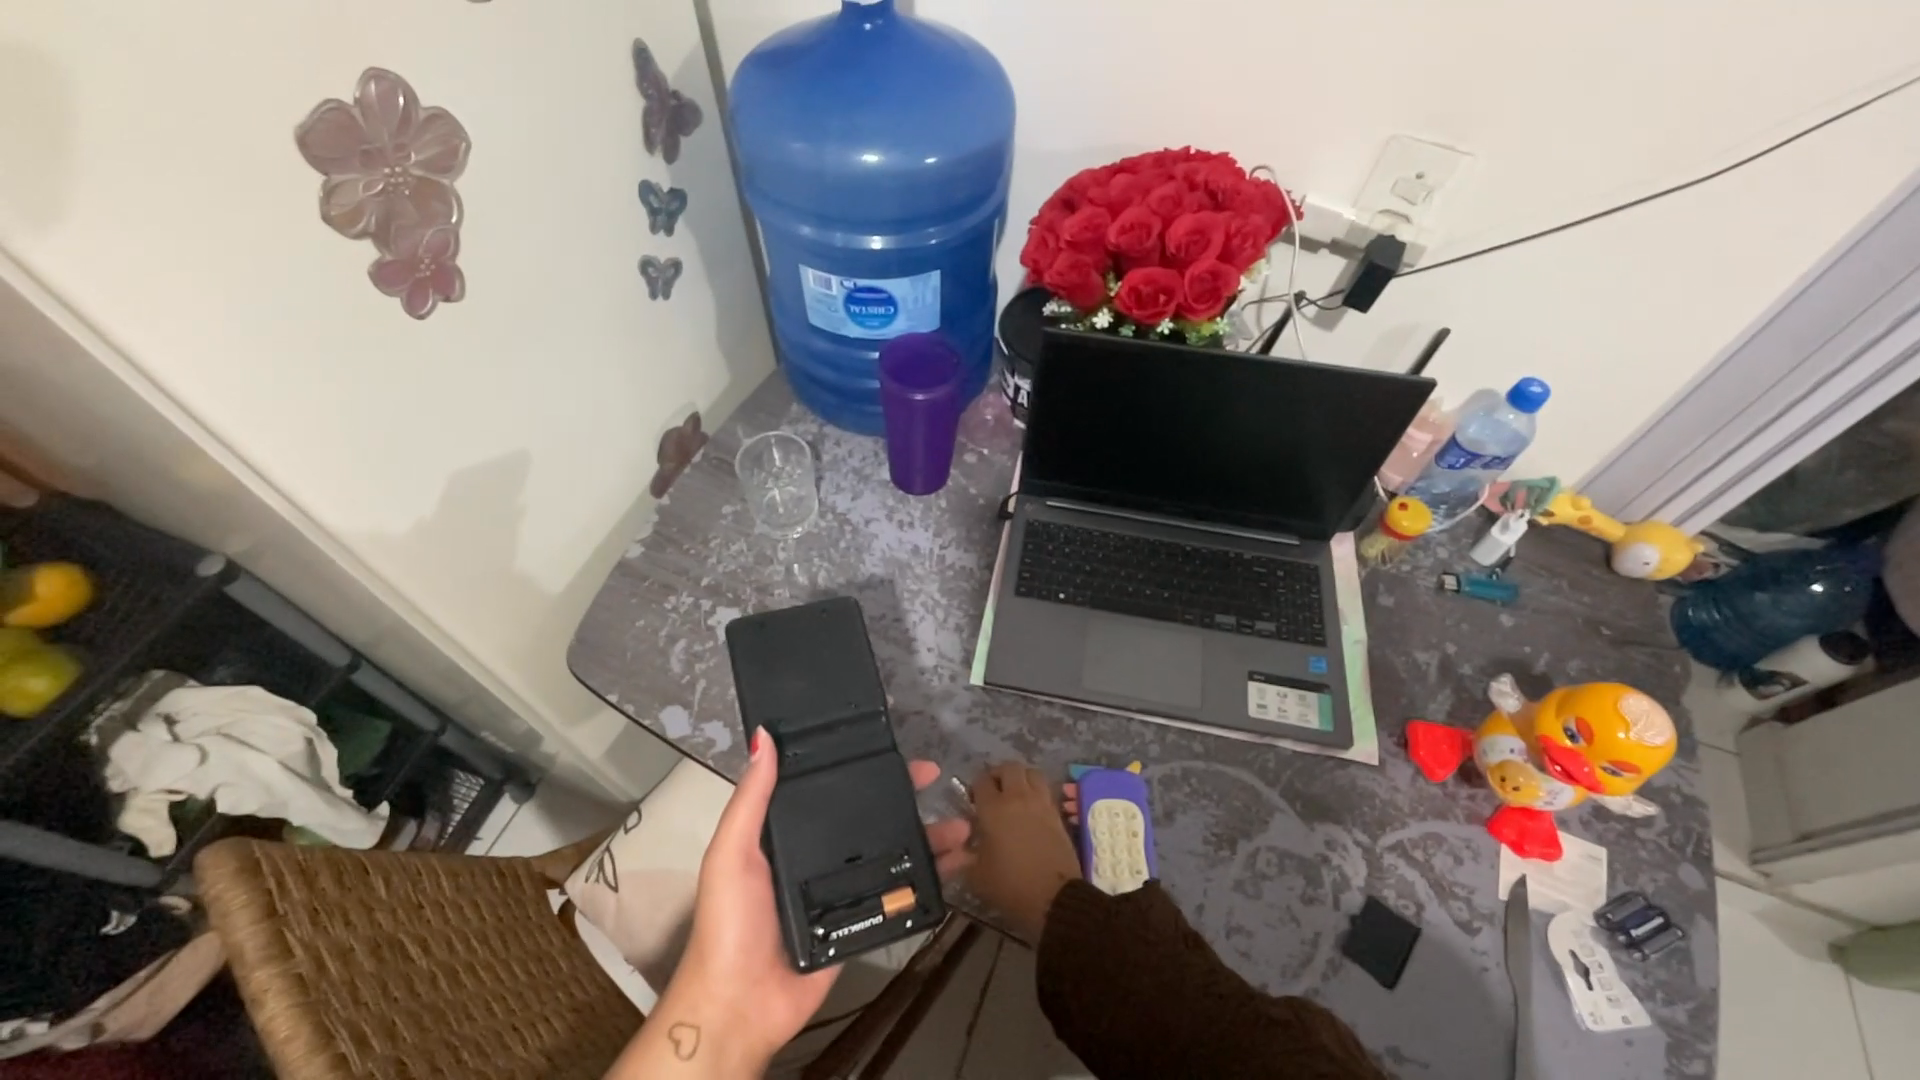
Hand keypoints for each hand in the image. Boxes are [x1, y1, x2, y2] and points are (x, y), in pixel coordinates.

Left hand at [610, 733, 971, 1076]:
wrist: (745, 1004)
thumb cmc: (732, 923)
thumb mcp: (733, 853)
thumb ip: (751, 798)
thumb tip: (764, 737)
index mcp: (786, 835)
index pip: (828, 791)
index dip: (859, 768)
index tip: (889, 750)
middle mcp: (818, 855)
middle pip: (869, 819)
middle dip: (905, 799)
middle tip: (936, 780)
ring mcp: (843, 888)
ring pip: (892, 853)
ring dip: (927, 838)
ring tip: (960, 827)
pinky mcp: (862, 919)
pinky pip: (899, 893)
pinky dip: (929, 879)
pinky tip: (954, 866)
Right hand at [968, 763, 1082, 943]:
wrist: (1055, 899)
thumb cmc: (1010, 886)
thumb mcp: (976, 875)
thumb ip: (965, 853)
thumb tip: (961, 843)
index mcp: (994, 808)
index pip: (981, 781)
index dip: (974, 787)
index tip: (972, 801)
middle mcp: (1019, 798)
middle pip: (1010, 767)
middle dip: (998, 774)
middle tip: (993, 791)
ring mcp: (1042, 804)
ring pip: (1032, 773)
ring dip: (1021, 778)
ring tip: (1014, 795)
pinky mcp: (1058, 815)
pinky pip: (1045, 791)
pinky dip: (1036, 792)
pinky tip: (1030, 810)